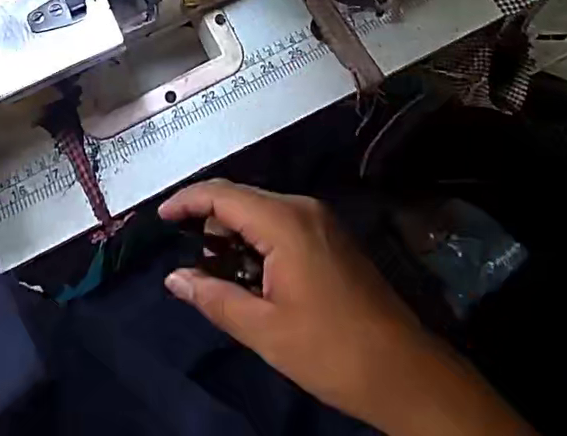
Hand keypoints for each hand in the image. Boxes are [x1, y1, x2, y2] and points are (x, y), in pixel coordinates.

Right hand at [159, 181, 532, 435]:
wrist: (406, 372)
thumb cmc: (331, 351)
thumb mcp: (265, 331)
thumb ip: (215, 298)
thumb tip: (175, 278)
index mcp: (284, 221)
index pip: (223, 194)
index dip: (187, 201)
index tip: (160, 217)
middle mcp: (302, 207)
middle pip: (241, 197)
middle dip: (208, 218)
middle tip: (184, 251)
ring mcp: (319, 219)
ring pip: (260, 208)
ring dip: (232, 230)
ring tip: (214, 268)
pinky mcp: (329, 234)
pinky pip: (279, 220)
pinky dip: (255, 236)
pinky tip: (247, 269)